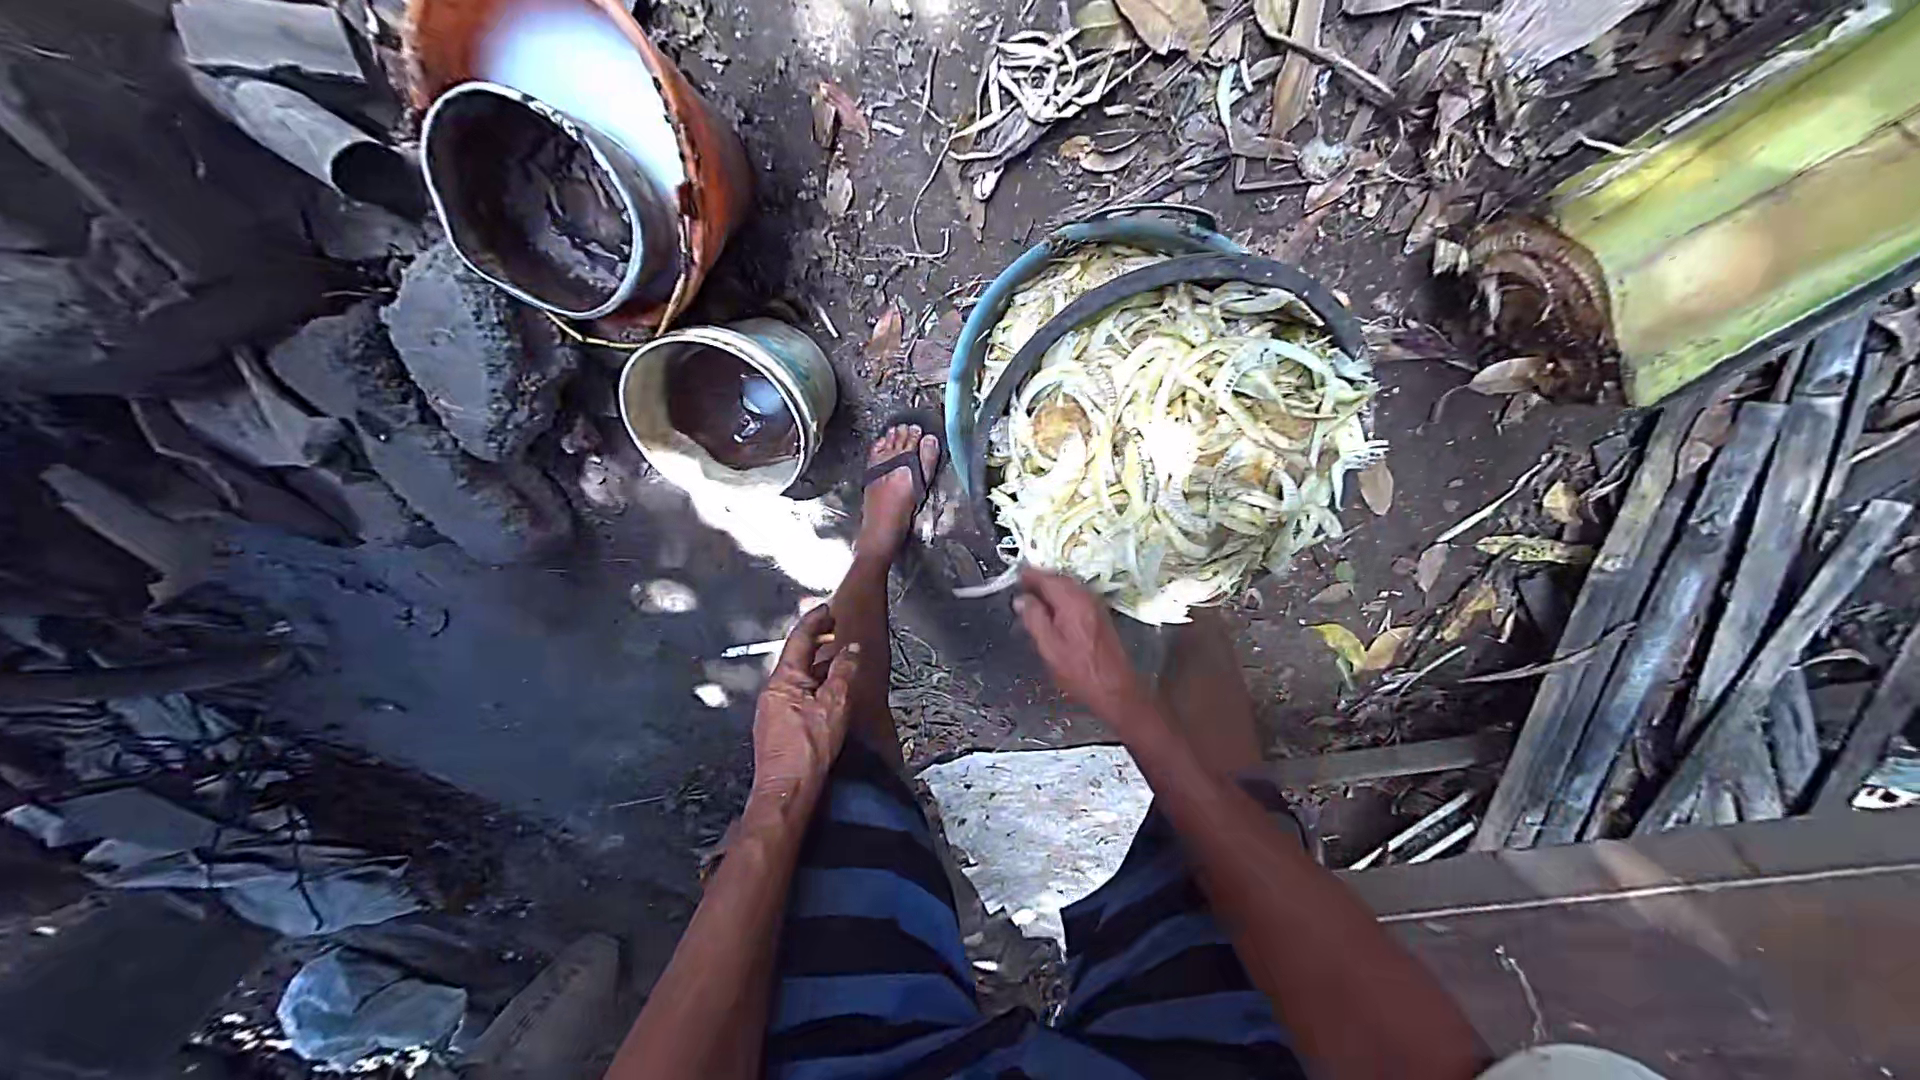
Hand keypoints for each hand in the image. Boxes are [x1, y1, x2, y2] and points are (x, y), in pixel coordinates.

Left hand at [751, 605, 858, 798]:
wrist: (788, 788)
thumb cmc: (808, 748)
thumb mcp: (834, 704)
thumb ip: (843, 672)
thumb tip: (851, 650)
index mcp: (784, 679)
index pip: (800, 639)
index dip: (815, 621)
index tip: (827, 609)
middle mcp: (773, 690)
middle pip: (797, 656)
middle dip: (817, 641)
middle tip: (835, 629)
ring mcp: (773, 708)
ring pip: (798, 676)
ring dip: (817, 663)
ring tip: (836, 656)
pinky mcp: (778, 724)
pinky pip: (797, 693)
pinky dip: (813, 683)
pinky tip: (827, 690)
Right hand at [1013, 567, 1145, 720]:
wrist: (1115, 688)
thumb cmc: (1079, 670)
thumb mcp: (1049, 647)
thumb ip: (1034, 618)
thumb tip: (1021, 598)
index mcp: (1072, 601)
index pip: (1047, 578)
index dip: (1029, 576)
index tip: (1014, 577)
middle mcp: (1086, 596)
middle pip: (1059, 579)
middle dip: (1040, 581)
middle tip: (1020, 588)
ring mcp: (1096, 604)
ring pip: (1069, 587)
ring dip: (1051, 589)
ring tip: (1033, 599)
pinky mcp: (1100, 614)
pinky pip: (1077, 596)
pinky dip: (1062, 598)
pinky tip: (1053, 611)